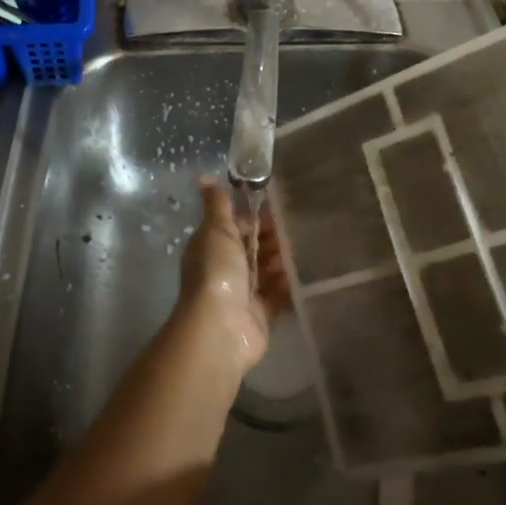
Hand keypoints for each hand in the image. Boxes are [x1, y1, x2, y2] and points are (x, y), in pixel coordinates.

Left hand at [175, 179, 289, 374]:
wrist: (221, 328)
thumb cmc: (217, 272)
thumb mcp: (216, 230)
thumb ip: (217, 205)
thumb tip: (202, 177)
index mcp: (212, 246)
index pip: (237, 226)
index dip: (256, 218)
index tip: (279, 210)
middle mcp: (226, 268)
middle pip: (254, 248)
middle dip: (273, 239)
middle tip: (295, 233)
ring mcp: (243, 293)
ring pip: (267, 270)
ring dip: (282, 261)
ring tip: (299, 254)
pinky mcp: (261, 314)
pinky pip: (278, 295)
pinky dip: (288, 286)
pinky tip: (303, 276)